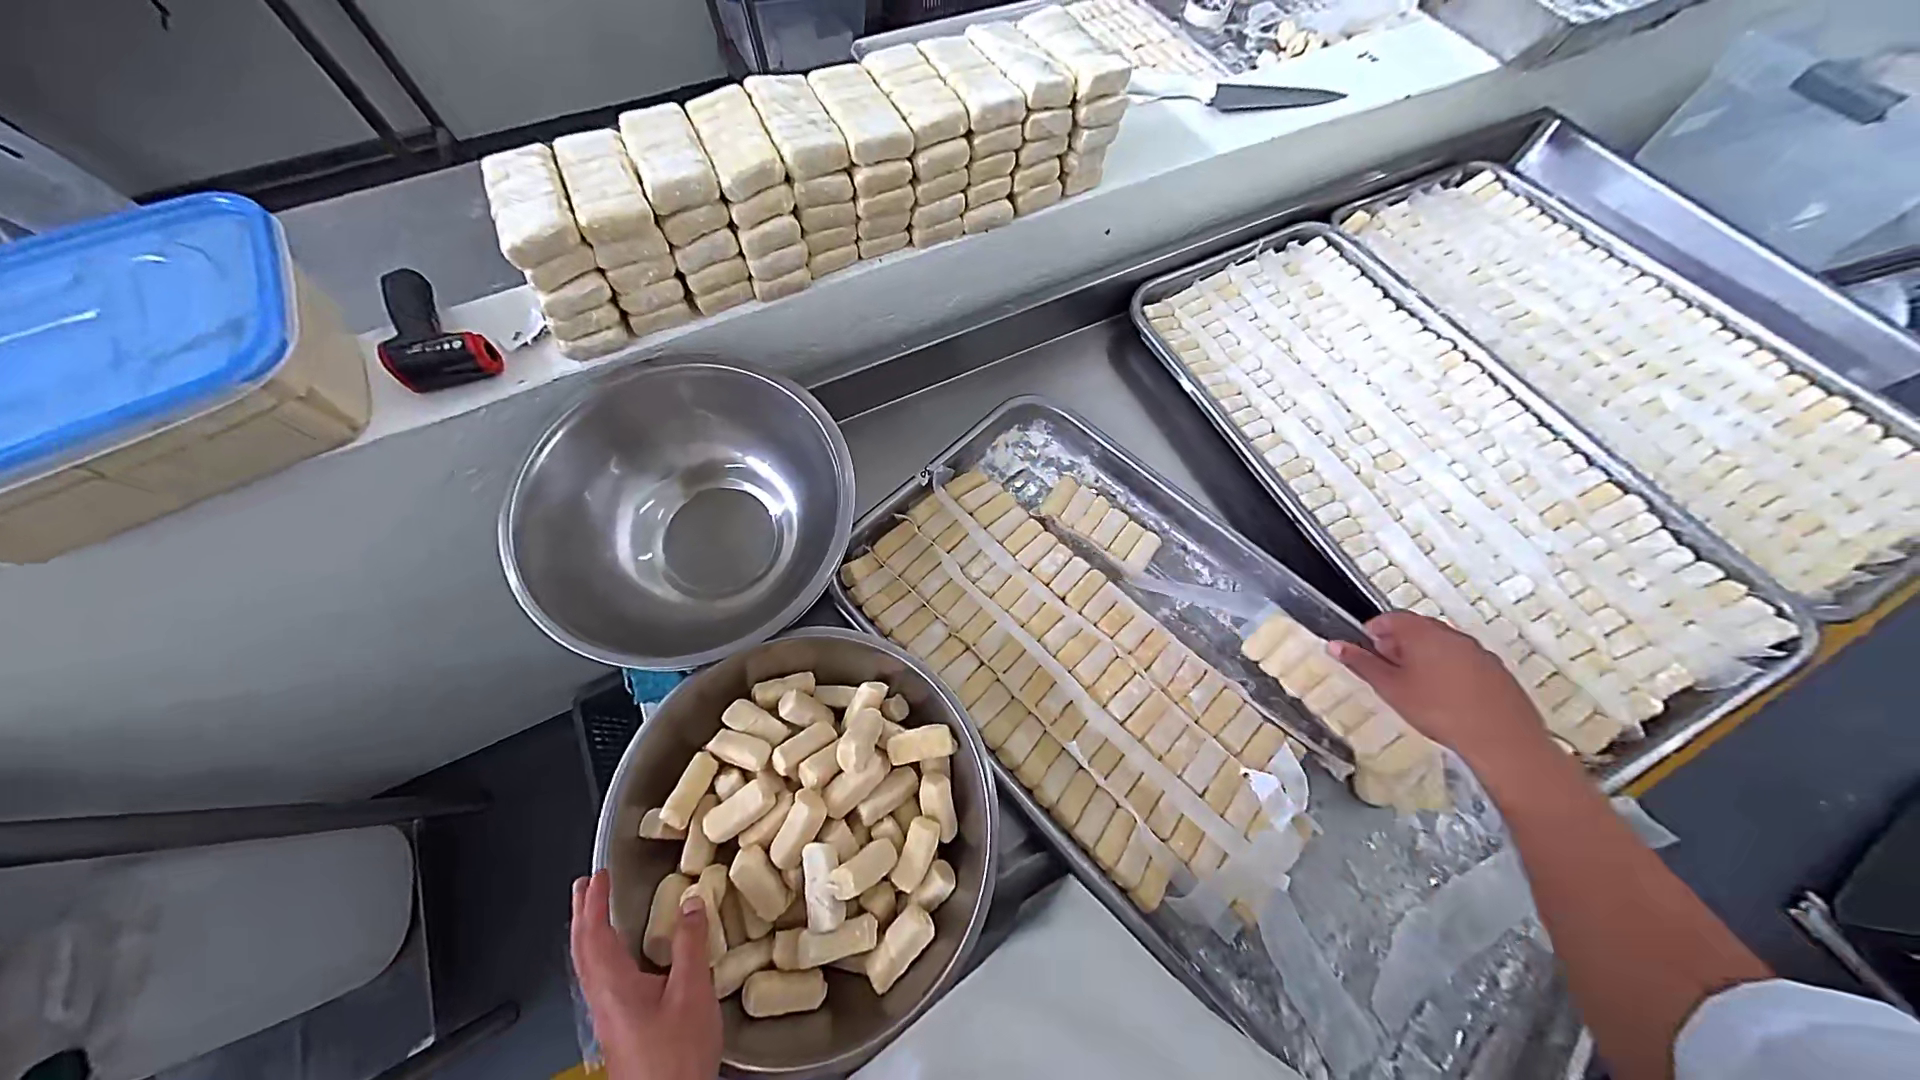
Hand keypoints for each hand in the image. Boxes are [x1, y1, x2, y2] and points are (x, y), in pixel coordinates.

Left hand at [571, 870, 721, 1079]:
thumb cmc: (676, 1053)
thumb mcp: (692, 991)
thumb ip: (690, 944)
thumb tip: (691, 902)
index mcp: (614, 986)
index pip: (595, 935)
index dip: (595, 903)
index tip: (599, 875)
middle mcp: (603, 999)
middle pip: (582, 950)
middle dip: (582, 914)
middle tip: (585, 885)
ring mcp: (609, 1015)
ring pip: (589, 965)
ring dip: (590, 932)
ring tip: (595, 911)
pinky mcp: (620, 1025)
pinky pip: (602, 977)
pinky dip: (603, 952)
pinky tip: (621, 954)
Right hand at [1327, 612, 1552, 763]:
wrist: (1501, 739)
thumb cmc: (1439, 710)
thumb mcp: (1389, 688)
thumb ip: (1361, 663)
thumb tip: (1335, 645)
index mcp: (1422, 633)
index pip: (1390, 618)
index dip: (1373, 631)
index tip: (1367, 650)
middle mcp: (1451, 635)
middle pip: (1417, 628)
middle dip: (1397, 644)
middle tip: (1387, 670)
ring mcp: (1477, 651)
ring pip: (1440, 644)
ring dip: (1423, 656)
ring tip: (1414, 686)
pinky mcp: (1495, 669)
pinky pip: (1462, 659)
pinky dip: (1447, 669)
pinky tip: (1444, 696)